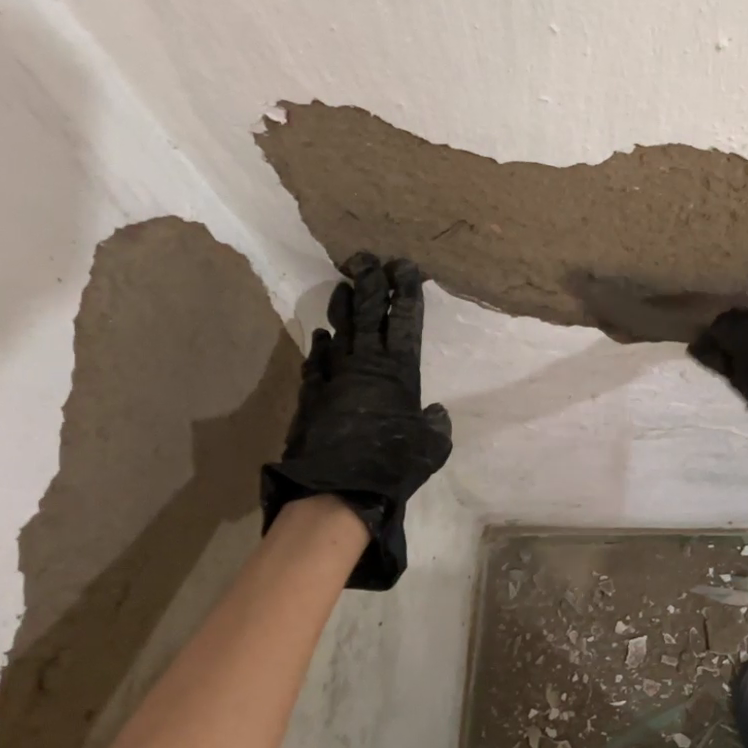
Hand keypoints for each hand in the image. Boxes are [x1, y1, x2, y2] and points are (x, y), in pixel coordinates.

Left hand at [262, 253, 451, 589]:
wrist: (338, 489)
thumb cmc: (394, 465)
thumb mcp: (432, 446)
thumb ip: (435, 425)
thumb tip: (433, 414)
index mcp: (400, 372)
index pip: (406, 320)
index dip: (406, 291)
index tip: (405, 267)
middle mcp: (367, 365)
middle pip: (369, 313)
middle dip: (371, 282)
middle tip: (369, 258)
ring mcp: (335, 377)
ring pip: (340, 330)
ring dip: (343, 305)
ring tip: (344, 284)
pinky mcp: (312, 395)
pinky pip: (316, 362)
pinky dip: (321, 346)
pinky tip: (322, 337)